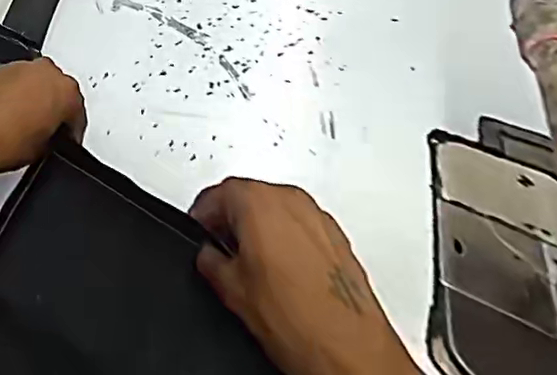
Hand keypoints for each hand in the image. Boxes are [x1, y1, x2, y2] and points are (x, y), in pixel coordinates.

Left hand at [0, 58, 85, 175]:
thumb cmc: (7, 138)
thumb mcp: (47, 146)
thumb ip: (56, 133)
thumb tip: (48, 135)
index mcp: (65, 89)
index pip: (77, 110)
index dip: (73, 129)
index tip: (68, 137)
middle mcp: (43, 71)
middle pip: (57, 88)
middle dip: (55, 105)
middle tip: (50, 128)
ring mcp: (19, 67)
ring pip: (35, 80)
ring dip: (35, 95)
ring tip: (27, 121)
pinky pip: (16, 80)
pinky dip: (16, 92)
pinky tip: (10, 112)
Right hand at [189, 180, 415, 374]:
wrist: (355, 358)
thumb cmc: (302, 323)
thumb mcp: (230, 289)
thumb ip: (209, 258)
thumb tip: (210, 255)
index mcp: (254, 199)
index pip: (213, 196)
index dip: (201, 219)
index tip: (201, 234)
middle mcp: (289, 199)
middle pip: (246, 198)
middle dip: (232, 221)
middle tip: (223, 249)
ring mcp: (319, 218)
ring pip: (276, 211)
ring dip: (262, 229)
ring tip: (257, 266)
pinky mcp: (341, 240)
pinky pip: (302, 228)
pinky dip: (289, 241)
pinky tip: (286, 274)